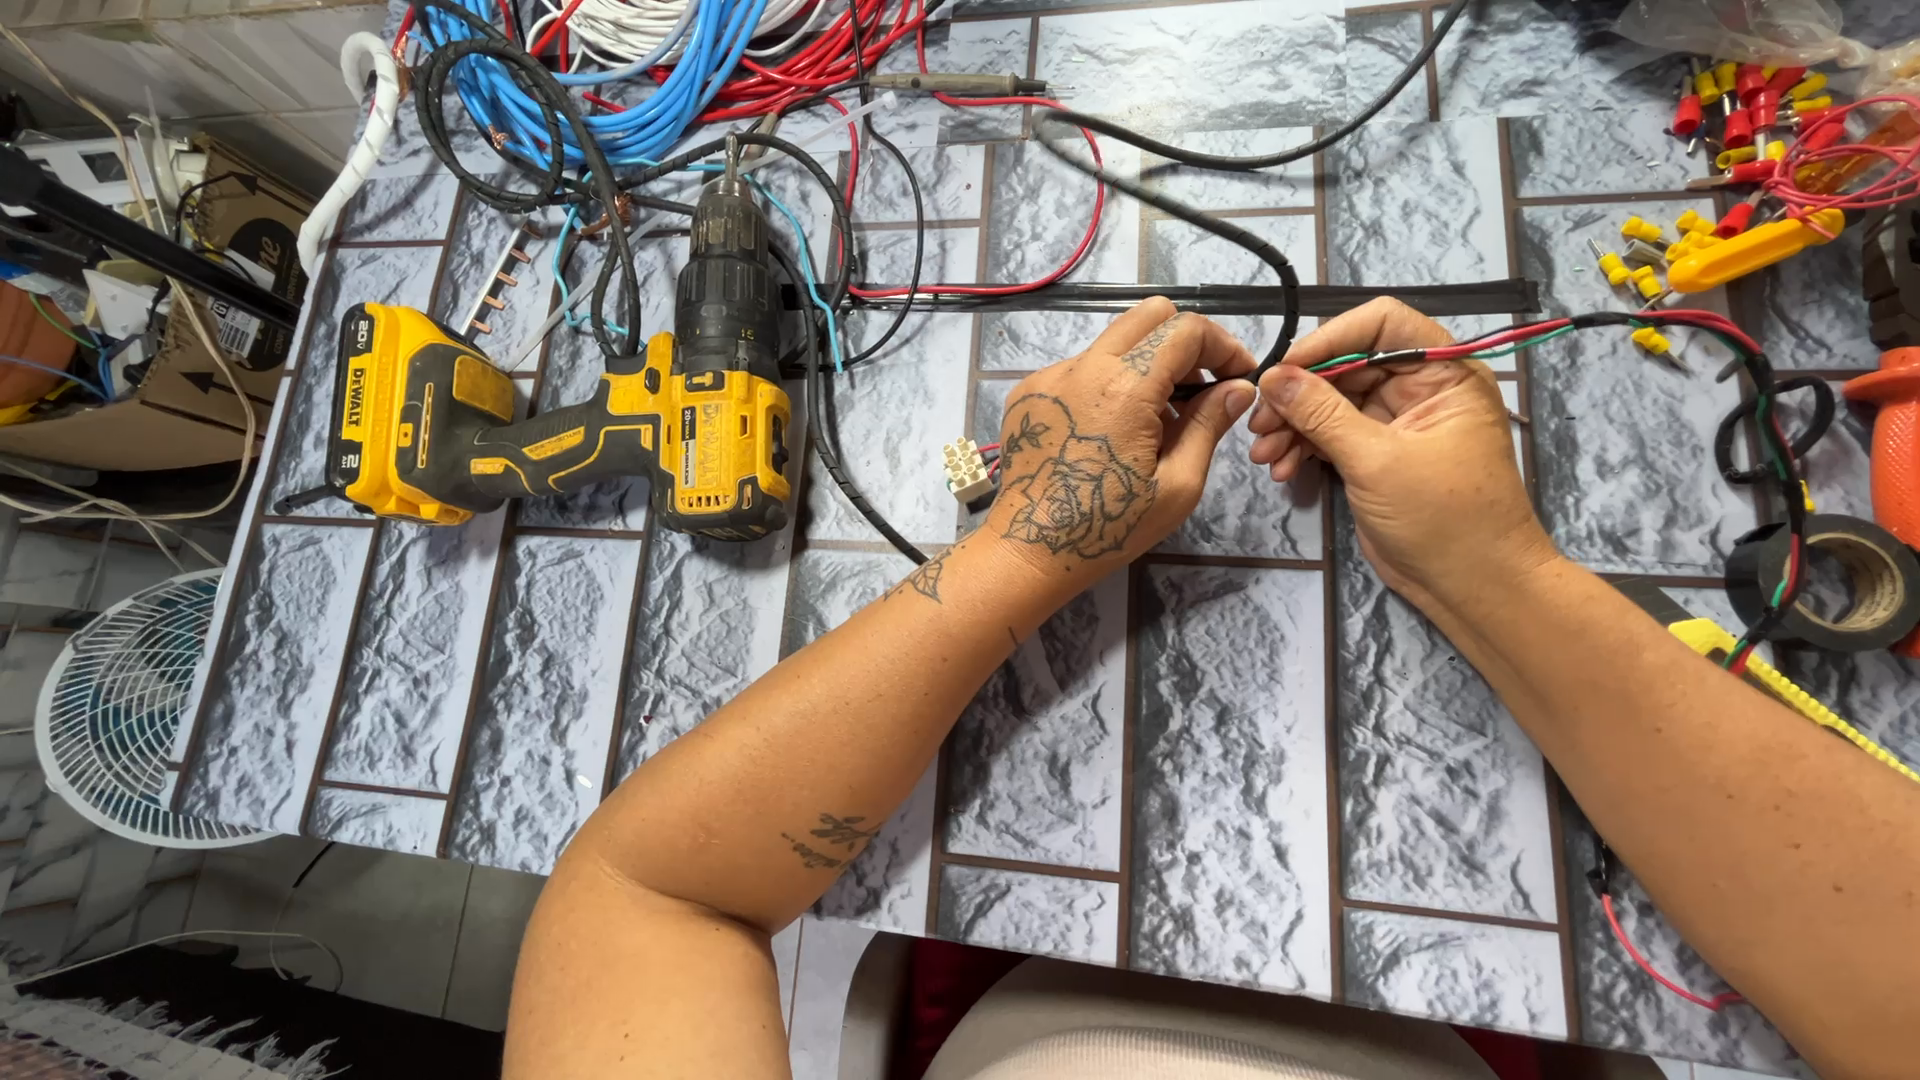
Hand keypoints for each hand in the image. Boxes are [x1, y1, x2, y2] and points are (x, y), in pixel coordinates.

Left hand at [984, 297, 1255, 594]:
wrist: (1029, 548)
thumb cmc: (1108, 525)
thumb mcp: (1176, 484)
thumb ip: (1209, 426)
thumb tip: (1238, 388)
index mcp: (1125, 387)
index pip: (1185, 330)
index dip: (1223, 345)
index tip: (1238, 376)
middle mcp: (1084, 367)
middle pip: (1148, 315)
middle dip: (1186, 341)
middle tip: (1201, 388)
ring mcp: (1050, 377)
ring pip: (1113, 342)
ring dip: (1147, 364)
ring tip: (1157, 421)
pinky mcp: (1029, 393)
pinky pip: (1081, 369)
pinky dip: (1108, 384)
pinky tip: (1111, 432)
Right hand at [1245, 297, 1557, 608]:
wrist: (1469, 584)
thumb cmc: (1444, 517)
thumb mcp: (1376, 460)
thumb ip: (1321, 414)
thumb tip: (1272, 376)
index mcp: (1442, 373)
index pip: (1382, 324)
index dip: (1329, 340)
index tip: (1284, 371)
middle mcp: (1417, 389)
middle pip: (1344, 366)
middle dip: (1298, 394)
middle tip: (1259, 423)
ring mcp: (1392, 423)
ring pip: (1328, 404)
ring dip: (1291, 426)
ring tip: (1263, 456)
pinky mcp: (1372, 455)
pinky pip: (1327, 436)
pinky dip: (1301, 449)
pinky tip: (1282, 470)